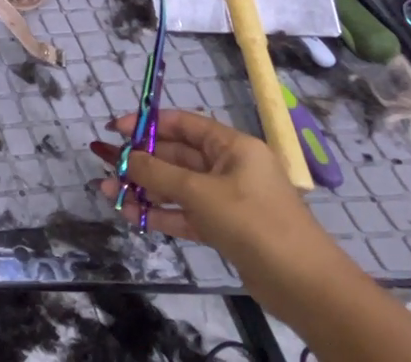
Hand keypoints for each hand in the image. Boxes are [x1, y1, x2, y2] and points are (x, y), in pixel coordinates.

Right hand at [88, 109, 322, 264]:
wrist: (306, 287)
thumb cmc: (254, 222)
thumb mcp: (199, 191)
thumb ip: (155, 172)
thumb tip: (122, 157)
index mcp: (233, 148)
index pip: (183, 124)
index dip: (146, 124)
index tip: (114, 130)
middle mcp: (230, 168)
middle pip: (176, 155)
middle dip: (139, 161)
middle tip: (104, 165)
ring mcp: (228, 200)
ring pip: (176, 186)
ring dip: (143, 188)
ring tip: (107, 192)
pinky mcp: (225, 228)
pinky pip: (184, 213)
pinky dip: (159, 212)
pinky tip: (130, 214)